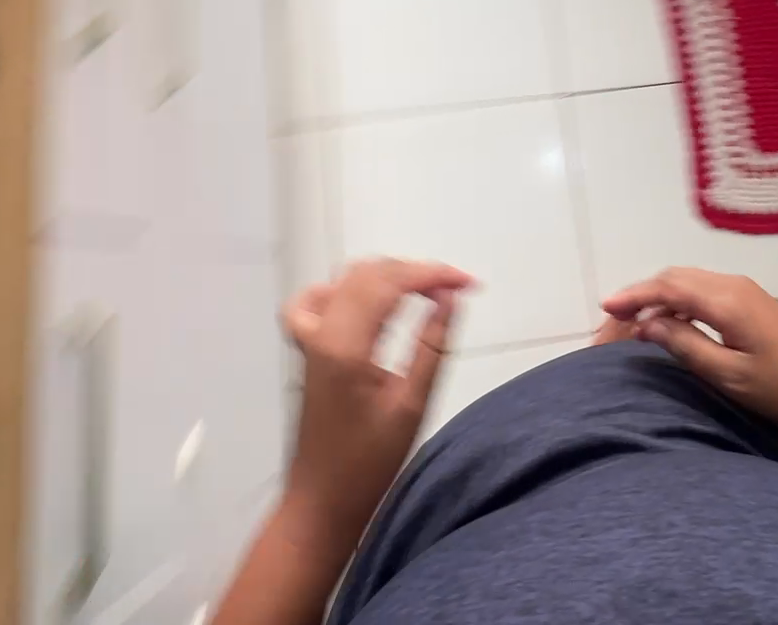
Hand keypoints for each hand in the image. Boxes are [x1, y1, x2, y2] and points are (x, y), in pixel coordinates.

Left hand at [282, 257, 473, 543]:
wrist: (319, 504)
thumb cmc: (369, 464)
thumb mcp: (412, 405)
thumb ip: (432, 345)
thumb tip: (450, 297)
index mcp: (346, 345)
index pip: (391, 282)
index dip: (433, 274)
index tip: (469, 284)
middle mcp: (322, 331)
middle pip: (370, 273)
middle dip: (417, 271)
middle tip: (455, 289)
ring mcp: (310, 338)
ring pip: (348, 279)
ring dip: (389, 275)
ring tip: (425, 291)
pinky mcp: (308, 348)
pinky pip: (320, 298)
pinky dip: (349, 287)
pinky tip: (370, 300)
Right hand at [602, 267, 777, 446]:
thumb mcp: (729, 376)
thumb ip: (686, 345)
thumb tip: (648, 325)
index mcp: (726, 300)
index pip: (668, 288)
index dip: (634, 296)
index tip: (605, 307)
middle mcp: (734, 285)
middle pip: (676, 278)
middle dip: (642, 294)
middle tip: (613, 319)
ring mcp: (746, 291)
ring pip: (690, 281)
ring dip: (660, 296)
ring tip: (634, 321)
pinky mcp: (753, 302)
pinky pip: (704, 290)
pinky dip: (680, 300)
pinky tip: (671, 322)